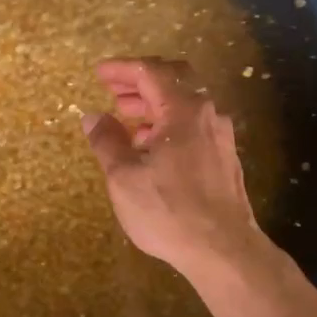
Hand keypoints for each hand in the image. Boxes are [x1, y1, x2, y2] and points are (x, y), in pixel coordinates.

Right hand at [81, 58, 265, 272]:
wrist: (220, 246)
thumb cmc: (167, 210)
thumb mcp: (124, 177)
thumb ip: (107, 142)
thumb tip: (93, 117)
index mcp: (182, 111)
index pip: (150, 73)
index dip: (122, 69)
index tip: (99, 72)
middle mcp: (206, 114)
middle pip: (175, 81)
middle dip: (141, 82)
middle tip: (113, 91)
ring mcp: (219, 136)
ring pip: (185, 105)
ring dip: (155, 106)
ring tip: (128, 120)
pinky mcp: (223, 159)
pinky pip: (193, 127)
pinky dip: (168, 125)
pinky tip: (152, 148)